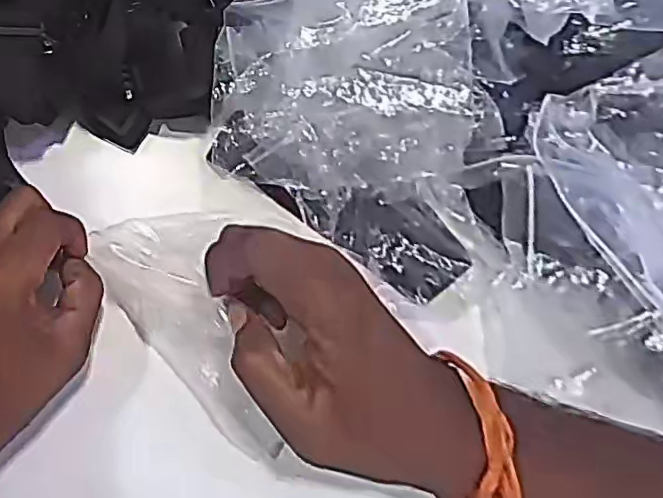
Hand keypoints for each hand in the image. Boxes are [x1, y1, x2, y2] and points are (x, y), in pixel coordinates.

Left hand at [0, 188, 102, 497]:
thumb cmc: (4, 389)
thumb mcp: (69, 348)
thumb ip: (87, 293)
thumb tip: (78, 264)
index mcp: (2, 273)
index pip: (47, 221)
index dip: (73, 234)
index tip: (78, 257)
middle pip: (23, 199)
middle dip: (51, 221)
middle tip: (62, 256)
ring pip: (5, 211)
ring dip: (31, 231)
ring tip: (41, 275)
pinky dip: (12, 242)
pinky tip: (21, 281)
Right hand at [204, 225, 483, 497]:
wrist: (441, 426)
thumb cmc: (379, 426)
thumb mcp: (301, 420)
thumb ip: (252, 363)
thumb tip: (238, 317)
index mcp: (318, 294)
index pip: (248, 246)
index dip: (221, 267)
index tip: (223, 301)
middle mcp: (326, 267)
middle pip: (252, 236)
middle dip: (230, 267)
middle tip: (235, 309)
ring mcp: (334, 265)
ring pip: (264, 240)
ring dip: (248, 272)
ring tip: (261, 319)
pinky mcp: (337, 271)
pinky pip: (283, 252)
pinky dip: (267, 274)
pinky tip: (279, 313)